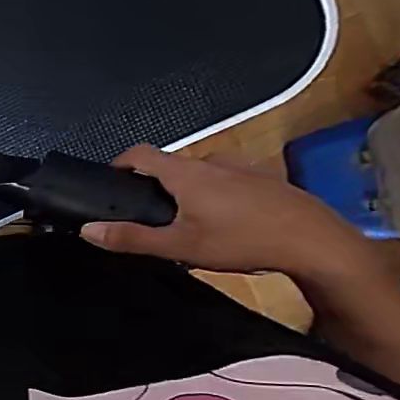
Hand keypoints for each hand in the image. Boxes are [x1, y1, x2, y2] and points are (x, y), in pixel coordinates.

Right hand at [80, 145, 382, 284]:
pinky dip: (214, 195)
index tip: (110, 181)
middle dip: (154, 186)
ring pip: (199, 174)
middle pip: (170, 165)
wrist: (310, 239)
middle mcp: (211, 161)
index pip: (140, 153)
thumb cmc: (241, 240)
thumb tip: (89, 230)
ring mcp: (239, 166)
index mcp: (185, 173)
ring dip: (185, 192)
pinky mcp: (261, 178)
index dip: (119, 163)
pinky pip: (225, 181)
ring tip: (188, 226)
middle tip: (149, 218)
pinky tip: (224, 224)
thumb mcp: (180, 246)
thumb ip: (133, 238)